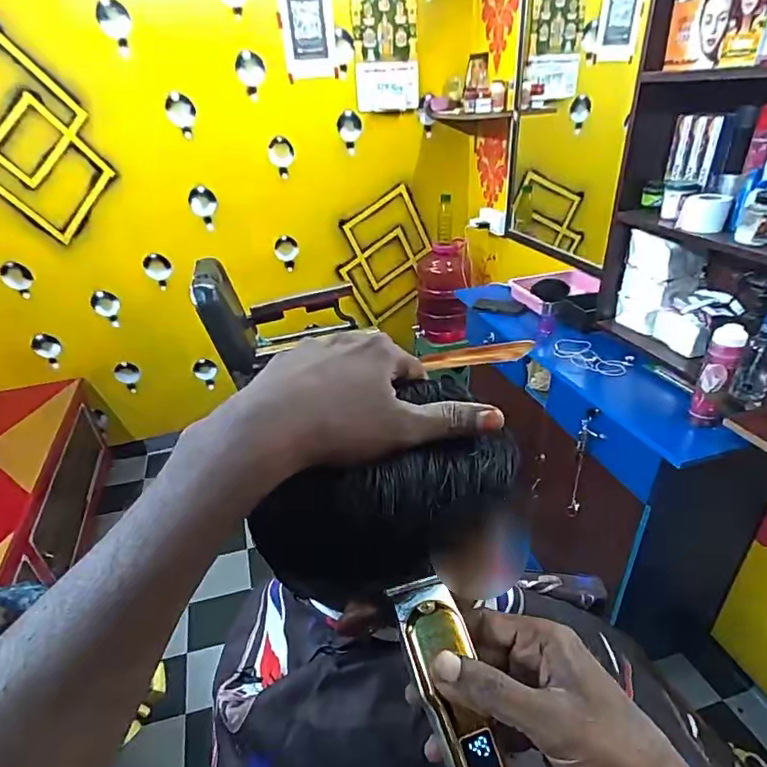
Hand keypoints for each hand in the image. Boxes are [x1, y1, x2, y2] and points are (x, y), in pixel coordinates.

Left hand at [198, 331, 503, 476]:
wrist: (268, 428)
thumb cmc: (340, 427)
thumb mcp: (402, 429)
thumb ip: (449, 421)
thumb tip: (497, 417)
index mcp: (382, 350)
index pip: (413, 369)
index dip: (414, 396)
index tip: (404, 420)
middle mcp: (348, 337)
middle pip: (377, 364)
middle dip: (379, 389)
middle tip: (369, 425)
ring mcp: (312, 346)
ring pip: (342, 366)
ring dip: (346, 387)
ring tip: (338, 422)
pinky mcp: (282, 361)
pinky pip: (309, 374)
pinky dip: (314, 389)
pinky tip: (308, 413)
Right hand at [423, 610, 690, 766]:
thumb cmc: (606, 745)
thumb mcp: (546, 716)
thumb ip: (490, 689)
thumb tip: (438, 662)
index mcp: (544, 643)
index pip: (487, 625)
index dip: (451, 634)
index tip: (414, 649)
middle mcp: (537, 663)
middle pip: (481, 661)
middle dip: (449, 680)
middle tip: (414, 698)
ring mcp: (536, 699)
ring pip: (485, 696)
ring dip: (459, 714)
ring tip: (428, 731)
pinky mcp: (536, 731)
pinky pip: (496, 725)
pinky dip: (476, 738)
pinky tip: (451, 755)